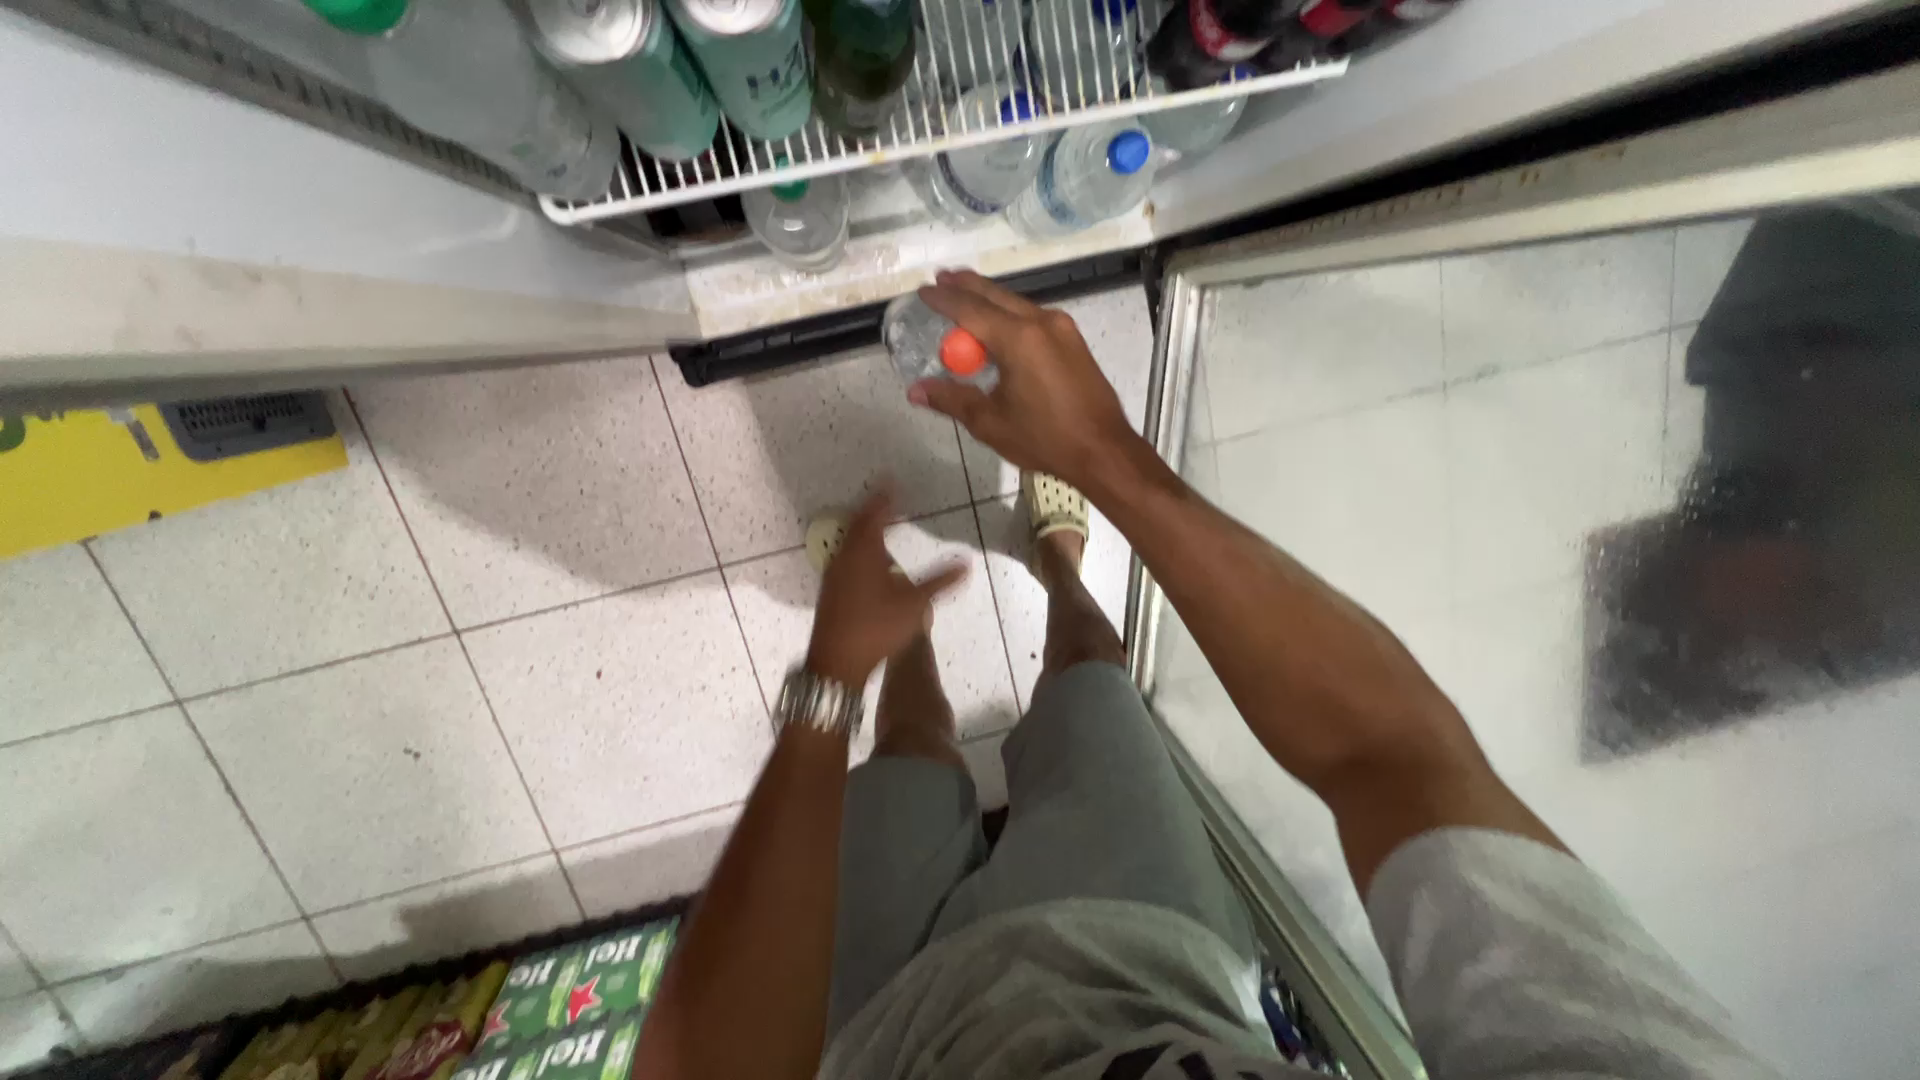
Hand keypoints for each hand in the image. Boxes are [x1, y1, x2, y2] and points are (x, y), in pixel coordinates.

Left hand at [806, 486, 967, 687]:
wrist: (837, 662)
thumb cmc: (876, 627)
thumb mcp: (915, 604)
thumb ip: (941, 581)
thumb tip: (966, 563)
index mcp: (863, 553)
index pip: (873, 515)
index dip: (883, 498)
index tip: (891, 482)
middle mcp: (845, 558)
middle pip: (858, 526)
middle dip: (874, 512)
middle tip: (888, 500)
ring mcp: (834, 576)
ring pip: (850, 543)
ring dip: (865, 532)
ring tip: (881, 527)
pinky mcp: (831, 592)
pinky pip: (846, 558)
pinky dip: (859, 550)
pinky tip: (870, 564)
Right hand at [909, 270, 1141, 488]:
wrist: (1103, 450)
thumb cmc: (1044, 438)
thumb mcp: (990, 422)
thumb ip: (951, 399)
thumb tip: (915, 390)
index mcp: (1018, 339)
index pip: (970, 309)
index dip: (943, 299)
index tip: (923, 290)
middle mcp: (1041, 322)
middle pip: (995, 295)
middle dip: (966, 286)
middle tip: (941, 278)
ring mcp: (1062, 329)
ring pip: (1017, 304)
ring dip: (989, 299)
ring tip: (965, 298)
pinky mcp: (1073, 341)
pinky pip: (1033, 318)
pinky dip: (1010, 315)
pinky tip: (999, 327)